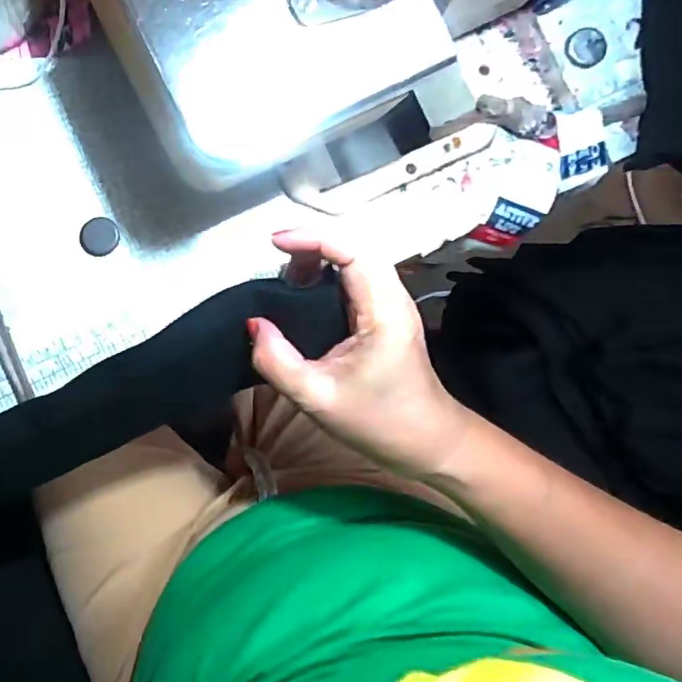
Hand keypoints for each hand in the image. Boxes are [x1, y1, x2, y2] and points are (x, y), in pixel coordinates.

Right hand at [249, 228, 478, 480]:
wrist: (427, 442)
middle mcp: (393, 299)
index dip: (311, 238)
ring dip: (319, 260)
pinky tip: (303, 294)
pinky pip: (355, 280)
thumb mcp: (317, 397)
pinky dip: (327, 276)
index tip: (275, 243)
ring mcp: (392, 305)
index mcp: (384, 312)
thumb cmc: (379, 422)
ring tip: (284, 280)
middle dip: (311, 246)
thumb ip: (277, 361)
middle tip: (275, 263)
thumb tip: (254, 325)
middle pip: (353, 249)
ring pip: (355, 262)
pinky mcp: (385, 316)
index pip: (351, 251)